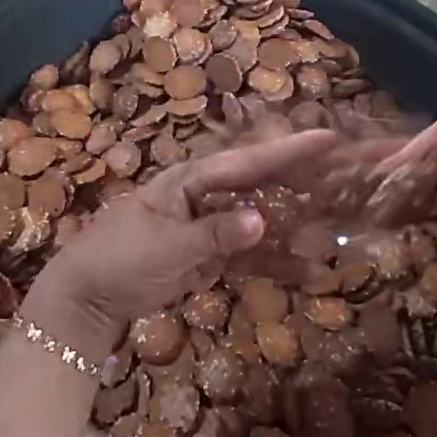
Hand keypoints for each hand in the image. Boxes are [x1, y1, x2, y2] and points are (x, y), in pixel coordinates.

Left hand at [22, 129, 338, 356]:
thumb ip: (215, 234)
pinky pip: (252, 254)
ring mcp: (211, 225)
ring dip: (298, 220)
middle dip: (305, 179)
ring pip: (264, 217)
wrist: (86, 297)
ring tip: (340, 218)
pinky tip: (308, 270)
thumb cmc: (119, 259)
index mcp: (192, 181)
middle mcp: (207, 196)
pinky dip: (277, 261)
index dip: (289, 151)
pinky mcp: (212, 254)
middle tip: (349, 173)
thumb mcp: (166, 246)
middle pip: (263, 183)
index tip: (328, 138)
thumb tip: (262, 221)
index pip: (248, 162)